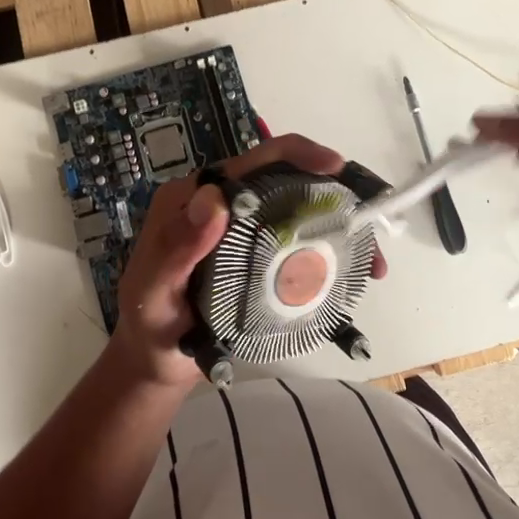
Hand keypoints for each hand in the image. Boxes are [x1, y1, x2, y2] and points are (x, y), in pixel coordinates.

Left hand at [110, 134, 385, 387]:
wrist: (154, 363)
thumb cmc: (148, 325)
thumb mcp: (154, 289)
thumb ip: (176, 247)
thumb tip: (213, 198)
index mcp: (193, 198)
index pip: (250, 162)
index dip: (296, 155)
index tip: (336, 169)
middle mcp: (221, 207)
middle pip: (284, 182)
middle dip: (332, 197)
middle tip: (368, 227)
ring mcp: (242, 233)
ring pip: (298, 214)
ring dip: (338, 230)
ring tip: (370, 264)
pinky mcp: (257, 259)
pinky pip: (298, 247)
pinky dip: (328, 258)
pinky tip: (350, 280)